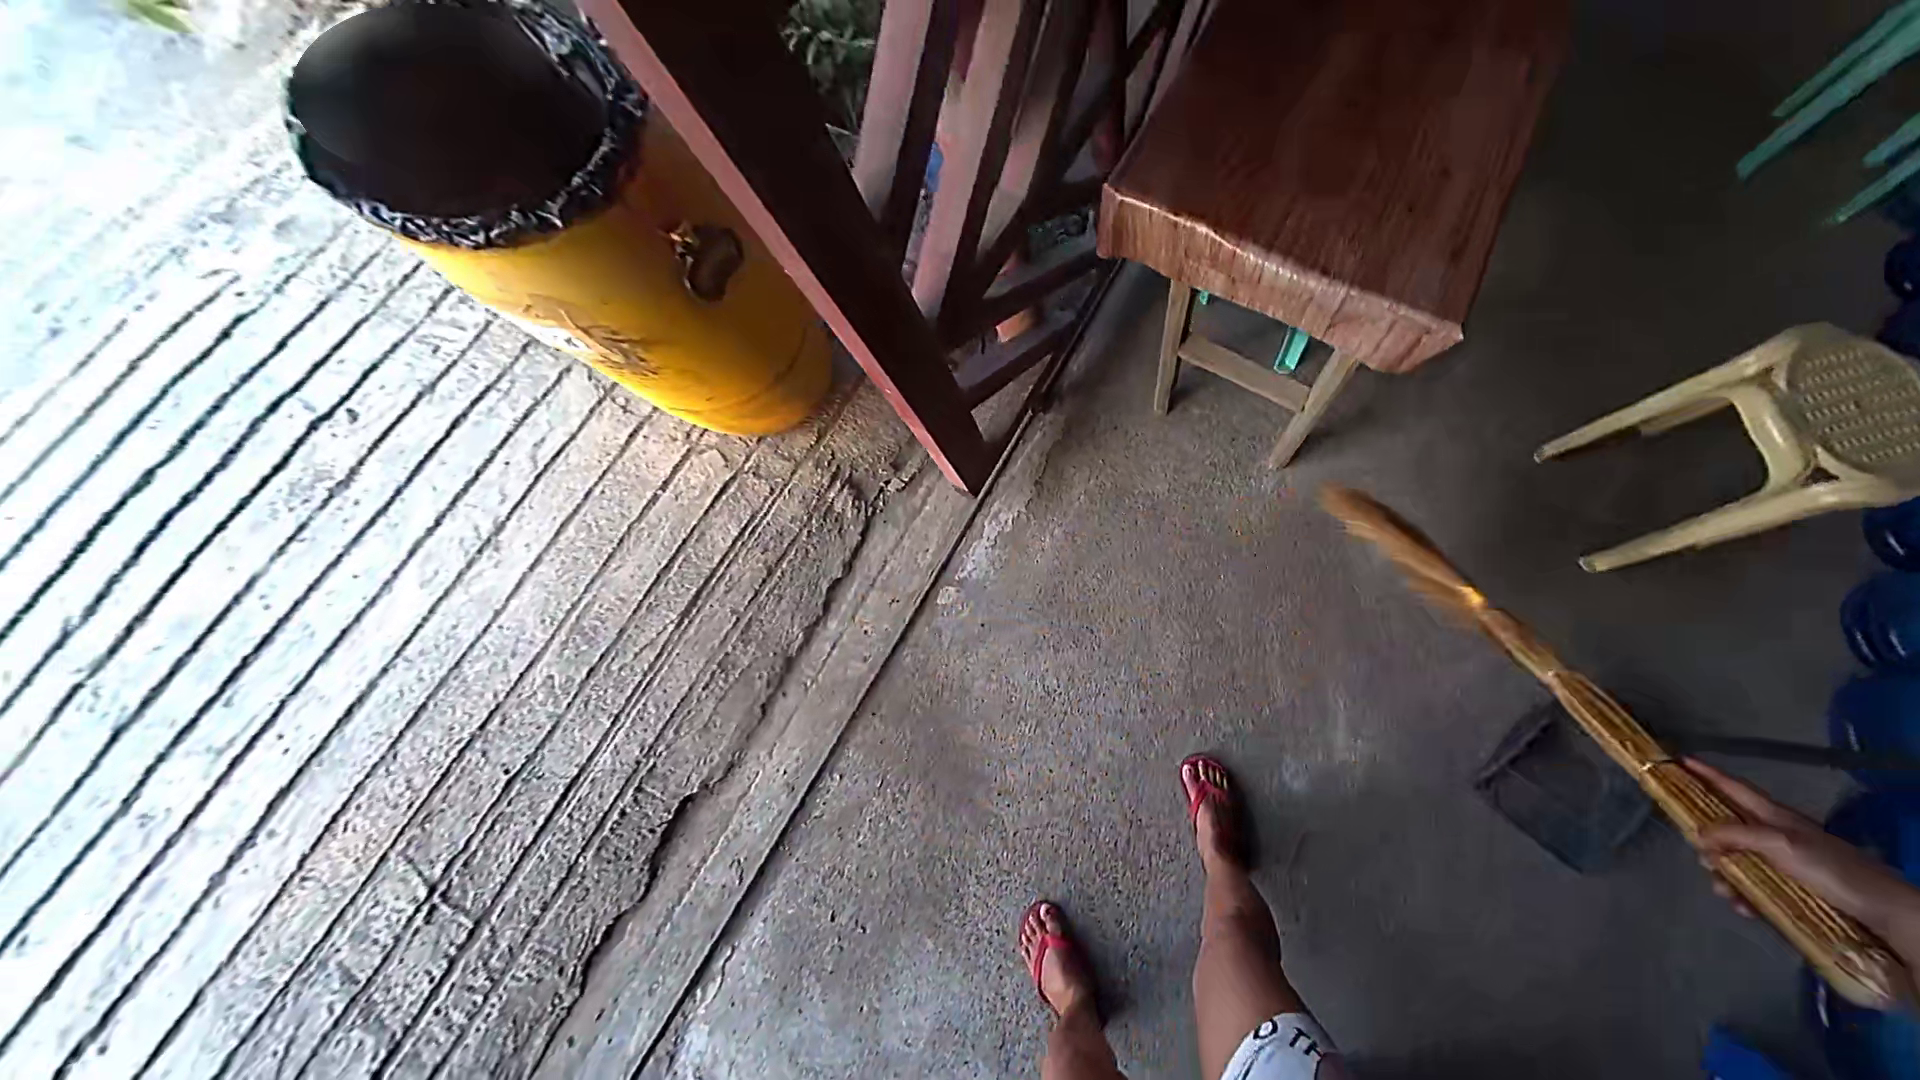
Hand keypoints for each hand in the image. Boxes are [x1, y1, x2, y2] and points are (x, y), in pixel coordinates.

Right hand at [1686, 759, 1919, 975]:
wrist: (1891, 918)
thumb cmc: (1836, 871)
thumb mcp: (1782, 844)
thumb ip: (1734, 833)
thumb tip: (1696, 836)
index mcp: (1776, 818)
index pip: (1734, 788)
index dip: (1707, 773)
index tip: (1679, 760)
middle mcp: (1776, 836)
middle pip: (1725, 828)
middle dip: (1707, 841)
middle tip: (1700, 853)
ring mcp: (1784, 864)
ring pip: (1734, 861)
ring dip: (1724, 876)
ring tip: (1727, 892)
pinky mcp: (1790, 890)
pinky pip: (1751, 888)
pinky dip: (1742, 896)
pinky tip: (1744, 907)